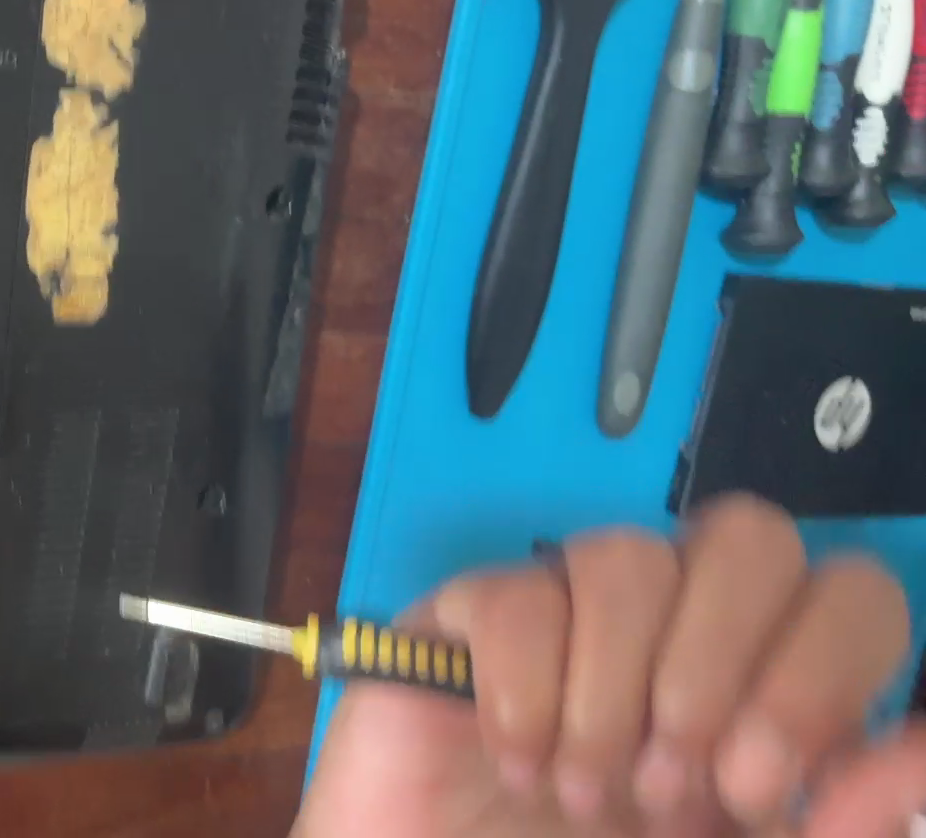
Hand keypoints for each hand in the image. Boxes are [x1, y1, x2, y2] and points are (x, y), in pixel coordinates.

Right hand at [296, 495, 919, 837]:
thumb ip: (848, 827)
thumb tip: (921, 745)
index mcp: (755, 684)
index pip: (844, 591)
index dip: (821, 677)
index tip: (758, 796)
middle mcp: (665, 626)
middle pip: (744, 536)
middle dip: (723, 662)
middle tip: (675, 783)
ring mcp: (558, 605)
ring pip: (622, 557)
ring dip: (614, 688)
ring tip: (584, 788)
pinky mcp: (464, 608)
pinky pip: (512, 598)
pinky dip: (523, 691)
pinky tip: (515, 758)